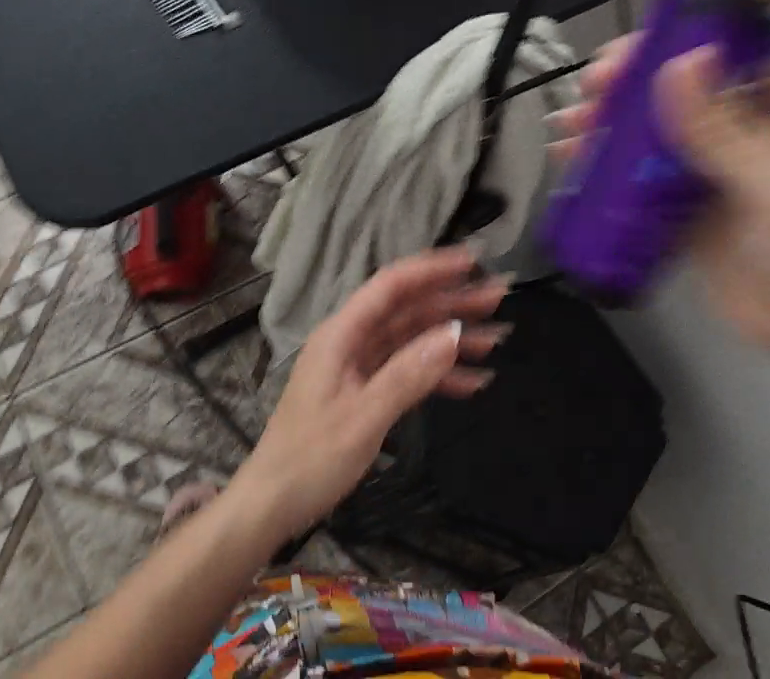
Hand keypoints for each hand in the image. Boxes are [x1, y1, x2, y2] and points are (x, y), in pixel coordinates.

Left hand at [229, 249, 510, 540]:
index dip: (432, 270)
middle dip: (451, 302)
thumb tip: (453, 333)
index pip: (390, 287)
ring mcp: (355, 368)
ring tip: (495, 340)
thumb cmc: (310, 460)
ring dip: (450, 339)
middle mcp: (348, 342)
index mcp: (340, 335)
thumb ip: (408, 375)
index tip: (473, 263)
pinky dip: (436, 374)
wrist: (271, 505)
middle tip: (498, 298)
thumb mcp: (363, 419)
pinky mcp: (362, 393)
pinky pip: (405, 371)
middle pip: (405, 310)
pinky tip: (471, 383)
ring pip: (410, 340)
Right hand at [551, 31, 769, 375]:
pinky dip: (603, 163)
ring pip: (654, 122)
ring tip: (574, 121)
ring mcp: (711, 167)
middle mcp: (745, 125)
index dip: (708, 8)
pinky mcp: (683, 207)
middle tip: (598, 79)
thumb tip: (682, 62)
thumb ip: (729, 132)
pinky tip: (571, 158)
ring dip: (612, 114)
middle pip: (685, 76)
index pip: (748, 35)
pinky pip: (638, 175)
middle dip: (638, 68)